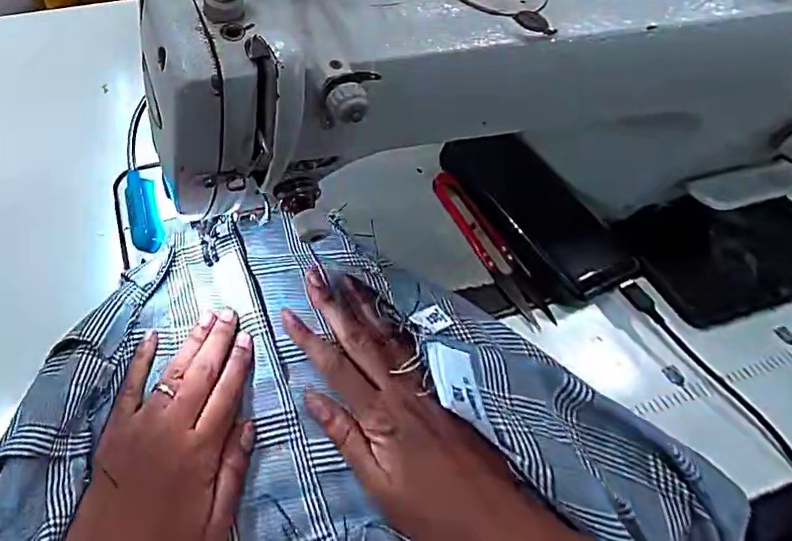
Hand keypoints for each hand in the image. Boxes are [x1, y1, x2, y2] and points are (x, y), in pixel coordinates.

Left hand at [67, 310, 256, 540]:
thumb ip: (232, 470)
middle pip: (202, 374)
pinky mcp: (118, 421)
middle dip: (219, 341)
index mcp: (200, 451)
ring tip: (205, 317)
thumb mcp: (215, 521)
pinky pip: (131, 381)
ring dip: (191, 342)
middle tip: (230, 313)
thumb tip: (249, 425)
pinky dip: (141, 356)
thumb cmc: (168, 540)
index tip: (247, 339)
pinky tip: (152, 335)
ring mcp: (143, 420)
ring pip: (172, 371)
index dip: (239, 365)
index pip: (226, 396)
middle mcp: (173, 427)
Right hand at [283, 270, 584, 540]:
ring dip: (361, 305)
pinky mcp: (438, 392)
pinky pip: (407, 347)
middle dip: (332, 305)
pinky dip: (390, 324)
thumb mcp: (381, 488)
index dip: (308, 338)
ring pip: (384, 336)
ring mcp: (421, 388)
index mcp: (380, 416)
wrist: (503, 525)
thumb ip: (345, 437)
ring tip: (343, 279)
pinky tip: (382, 313)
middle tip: (313, 276)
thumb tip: (312, 399)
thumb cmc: (437, 515)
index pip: (334, 366)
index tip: (289, 314)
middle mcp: (399, 392)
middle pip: (358, 339)